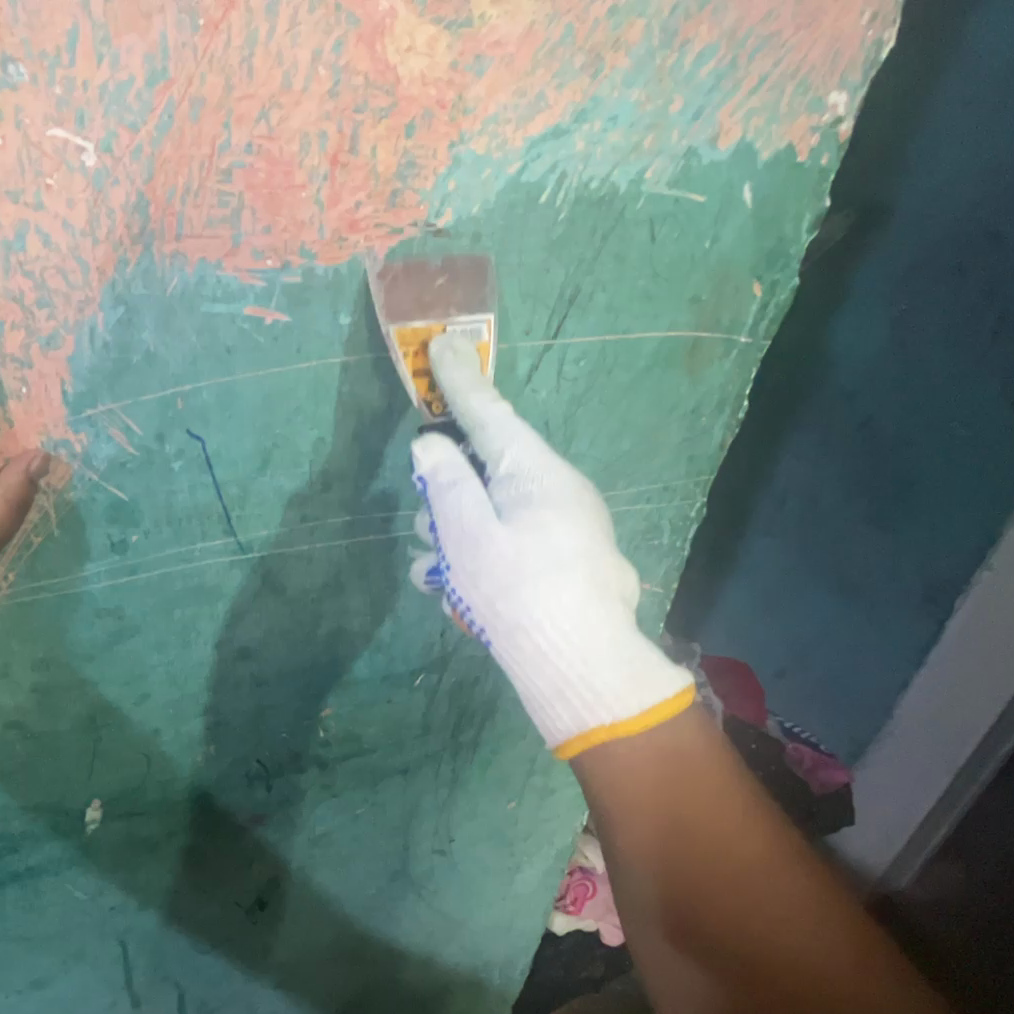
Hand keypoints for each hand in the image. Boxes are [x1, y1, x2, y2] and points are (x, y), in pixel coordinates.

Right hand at [409, 334, 695, 757]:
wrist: (582, 670)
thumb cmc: (520, 595)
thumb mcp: (469, 536)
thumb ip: (446, 484)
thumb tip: (431, 445)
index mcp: (535, 472)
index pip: (489, 413)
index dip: (459, 381)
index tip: (442, 343)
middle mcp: (555, 490)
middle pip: (486, 470)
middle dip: (449, 495)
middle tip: (431, 530)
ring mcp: (565, 528)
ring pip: (493, 513)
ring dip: (459, 539)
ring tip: (443, 579)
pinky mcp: (564, 563)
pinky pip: (510, 545)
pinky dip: (481, 562)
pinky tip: (461, 597)